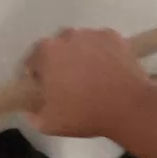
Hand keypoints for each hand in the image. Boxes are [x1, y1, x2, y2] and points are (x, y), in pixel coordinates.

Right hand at [24, 28, 155, 138]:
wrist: (128, 107)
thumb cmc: (84, 114)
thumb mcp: (48, 124)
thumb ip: (31, 115)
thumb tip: (27, 109)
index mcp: (46, 52)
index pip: (32, 61)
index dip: (36, 77)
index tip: (44, 90)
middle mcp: (66, 36)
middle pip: (56, 49)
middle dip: (58, 63)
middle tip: (68, 84)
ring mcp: (92, 33)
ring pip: (79, 43)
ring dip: (79, 55)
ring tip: (90, 76)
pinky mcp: (113, 36)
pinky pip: (100, 43)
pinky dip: (100, 53)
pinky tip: (106, 70)